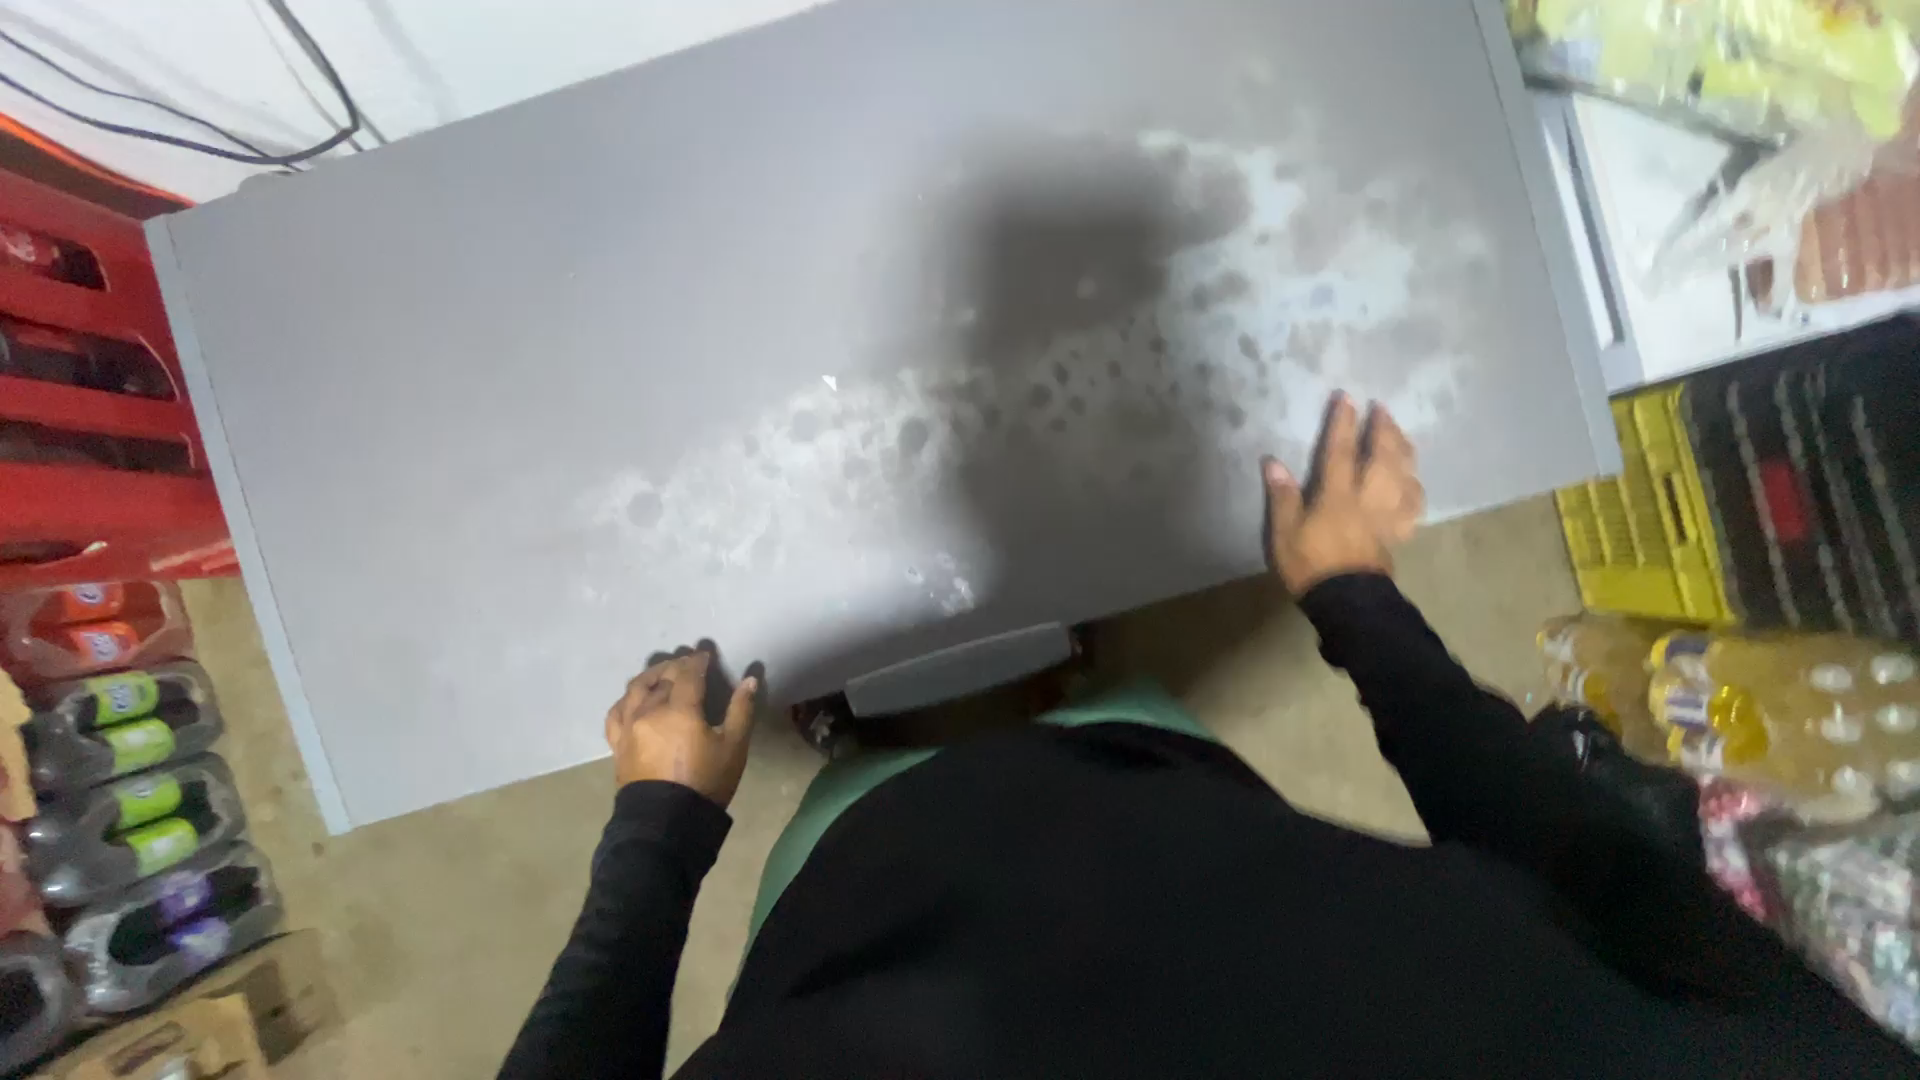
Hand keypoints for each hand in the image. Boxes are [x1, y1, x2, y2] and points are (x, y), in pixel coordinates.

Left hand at [605, 649, 758, 807]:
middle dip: (677, 665)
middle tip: (689, 662)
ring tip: (663, 674)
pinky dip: (628, 698)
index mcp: (680, 709)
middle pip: (662, 676)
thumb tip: (750, 679)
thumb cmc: (705, 782)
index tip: (707, 653)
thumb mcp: (733, 746)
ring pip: (636, 688)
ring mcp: (629, 726)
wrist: (666, 822)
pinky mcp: (618, 743)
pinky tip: (635, 699)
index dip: (698, 660)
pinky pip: (617, 711)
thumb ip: (741, 709)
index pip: (688, 673)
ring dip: (651, 675)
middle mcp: (650, 710)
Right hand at [1262, 393, 1423, 594]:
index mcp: (1337, 496)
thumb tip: (1273, 462)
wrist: (1346, 601)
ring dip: (1403, 449)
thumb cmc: (1310, 566)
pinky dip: (1415, 486)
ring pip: (1404, 474)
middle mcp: (1368, 498)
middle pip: (1382, 456)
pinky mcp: (1397, 532)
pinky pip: (1413, 503)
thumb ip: (1283, 497)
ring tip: (1400, 434)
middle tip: (1381, 408)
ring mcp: (1387, 515)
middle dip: (1383, 429)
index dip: (1342, 423)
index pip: (1340, 451)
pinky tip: (1413, 480)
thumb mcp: (1284, 533)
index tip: (1346, 397)